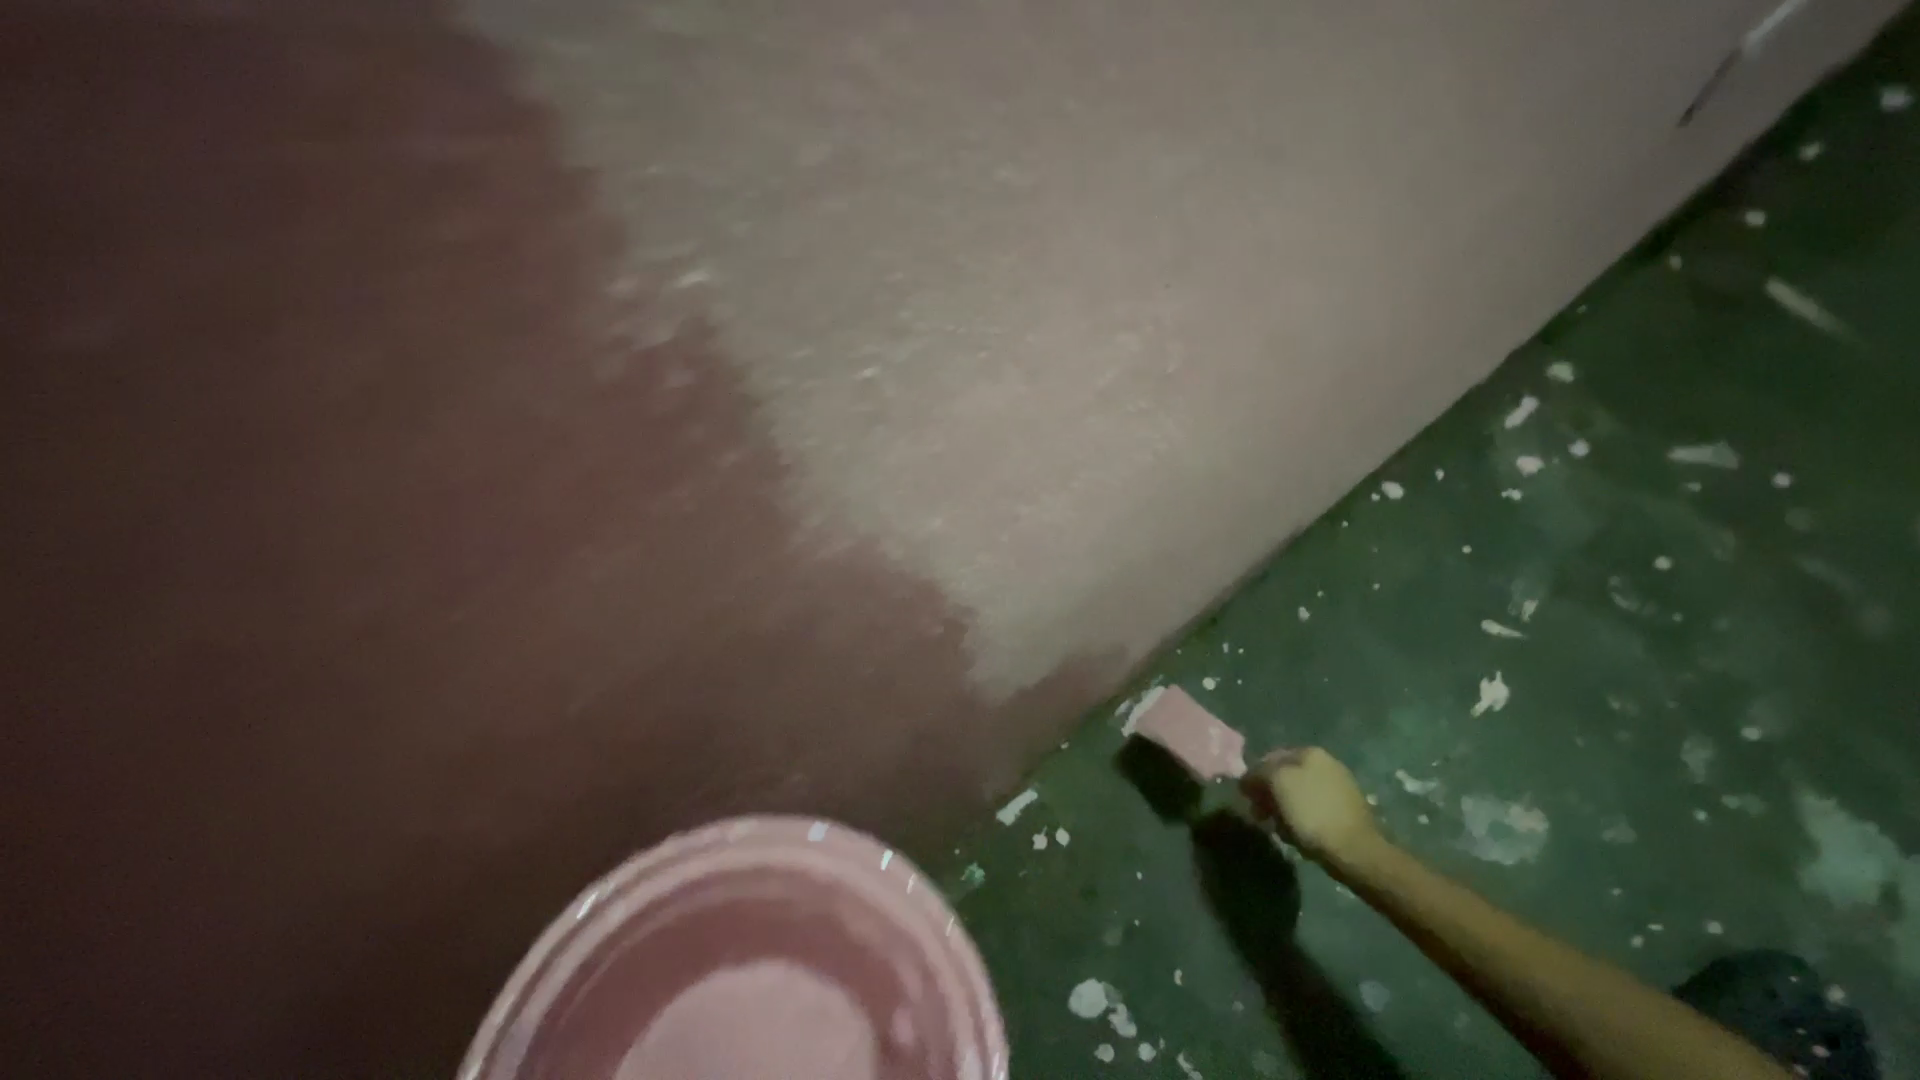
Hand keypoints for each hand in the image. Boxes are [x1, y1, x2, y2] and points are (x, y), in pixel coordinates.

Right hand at [1240, 747, 1382, 864]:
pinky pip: (1311, 810)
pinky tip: (1297, 835)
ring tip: (1278, 829)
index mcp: (1310, 753)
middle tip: (1259, 815)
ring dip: (1282, 810)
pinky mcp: (1344, 811)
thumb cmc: (1311, 812)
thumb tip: (1249, 777)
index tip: (1245, 798)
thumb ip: (1259, 772)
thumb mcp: (1278, 783)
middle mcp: (1326, 764)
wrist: (1354, 850)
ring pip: (1296, 795)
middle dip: (1268, 795)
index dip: (1254, 776)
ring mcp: (1338, 787)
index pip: (1270, 758)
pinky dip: (1300, 820)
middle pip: (1284, 777)